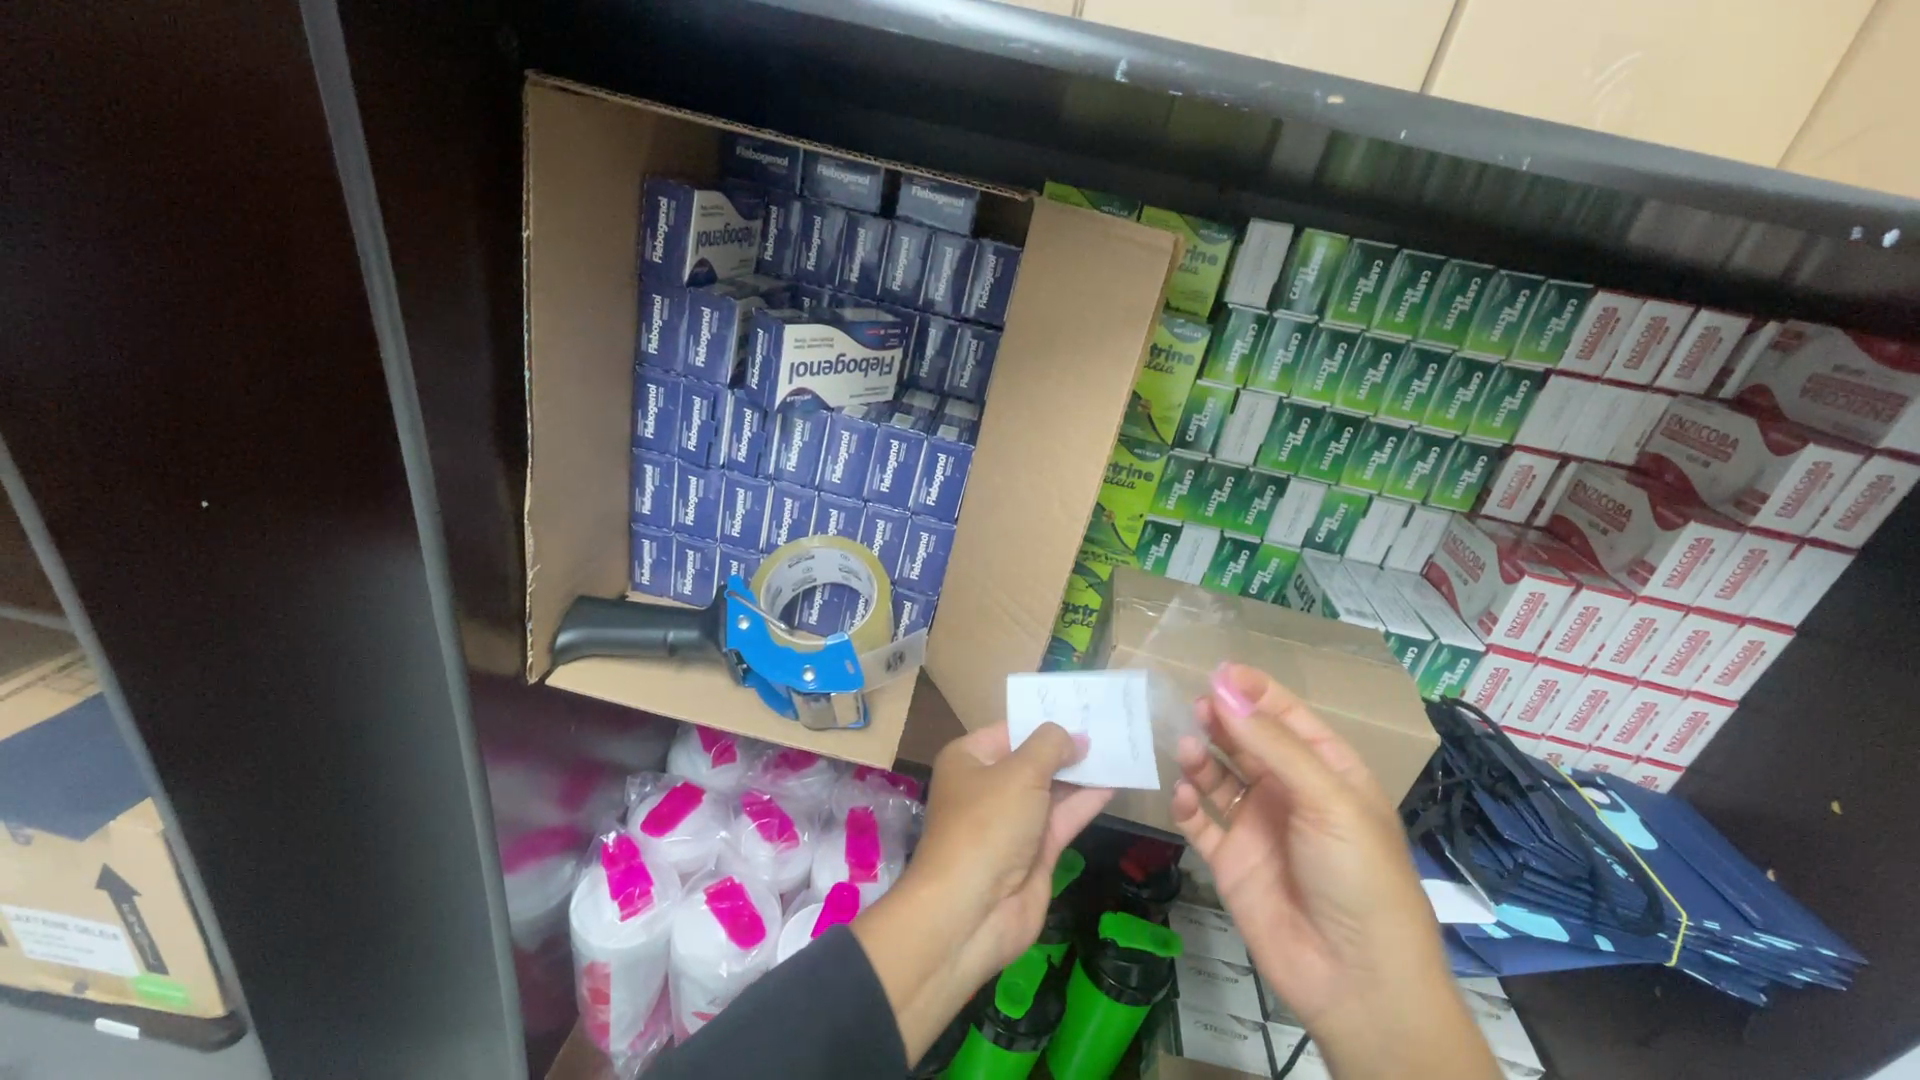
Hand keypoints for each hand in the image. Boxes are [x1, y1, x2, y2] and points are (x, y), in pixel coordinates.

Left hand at [853, 722, 1111, 1064]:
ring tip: (1122, 746)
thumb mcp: (1020, 773)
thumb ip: (1051, 747)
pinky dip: (1088, 800)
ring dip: (1083, 771)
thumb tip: (1076, 737)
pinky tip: (1117, 781)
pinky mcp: (1036, 851)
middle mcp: (989, 786)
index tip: (1085, 706)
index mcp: (969, 759)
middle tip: (1113, 723)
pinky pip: (1064, 817)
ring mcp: (1013, 821)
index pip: (1012, 728)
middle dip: (1069, 745)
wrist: (971, 911)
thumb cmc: (987, 825)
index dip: (1047, 718)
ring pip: (1053, 788)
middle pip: (1034, 758)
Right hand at [1170, 664, 1497, 1079]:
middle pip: (1246, 741)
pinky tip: (1182, 794)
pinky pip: (1200, 820)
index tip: (1216, 672)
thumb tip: (1223, 687)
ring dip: (1200, 756)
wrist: (1356, 979)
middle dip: (1221, 719)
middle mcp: (1289, 791)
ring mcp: (1257, 826)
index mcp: (1327, 771)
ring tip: (1185, 747)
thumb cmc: (1358, 877)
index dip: (1253, 691)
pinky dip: (1186, 802)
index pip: (1286, 716)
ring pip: (1218, 775)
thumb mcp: (1328, 801)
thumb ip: (1271, 744)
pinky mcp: (1230, 860)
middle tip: (1193, 705)